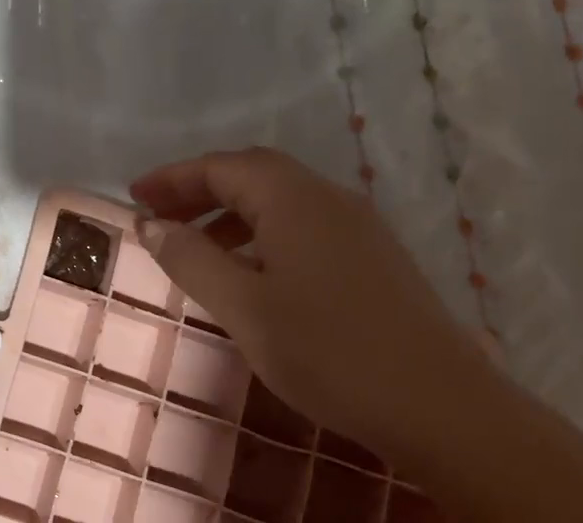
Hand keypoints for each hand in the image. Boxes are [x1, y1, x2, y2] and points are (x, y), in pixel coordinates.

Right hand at [129, 149, 496, 459]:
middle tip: (159, 216)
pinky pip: (304, 225)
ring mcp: (359, 229)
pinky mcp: (377, 261)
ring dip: (230, 213)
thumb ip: (191, 259)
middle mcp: (327, 198)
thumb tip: (151, 224)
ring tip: (196, 247)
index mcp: (292, 198)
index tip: (132, 197)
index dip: (171, 178)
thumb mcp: (243, 308)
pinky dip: (263, 233)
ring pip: (280, 200)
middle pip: (251, 174)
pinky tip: (253, 274)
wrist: (450, 415)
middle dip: (199, 190)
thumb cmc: (332, 352)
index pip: (218, 167)